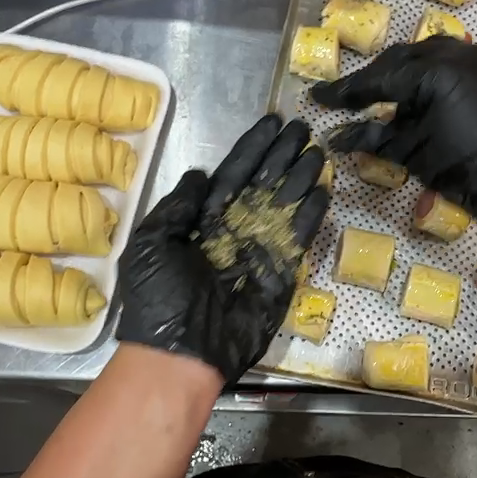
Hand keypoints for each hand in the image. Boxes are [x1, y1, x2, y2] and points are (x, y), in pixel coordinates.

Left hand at [116, 115, 329, 384]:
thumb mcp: (153, 241)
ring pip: (285, 206)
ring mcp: (259, 252)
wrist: (180, 354)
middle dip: (282, 156)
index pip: (232, 174)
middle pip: (263, 184)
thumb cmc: (159, 299)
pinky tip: (323, 193)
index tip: (272, 123)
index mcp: (202, 221)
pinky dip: (311, 218)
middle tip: (303, 129)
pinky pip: (298, 241)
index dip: (252, 149)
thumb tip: (200, 174)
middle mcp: (234, 231)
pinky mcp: (280, 276)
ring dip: (302, 179)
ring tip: (319, 153)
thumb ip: (178, 205)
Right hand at [311, 37, 476, 222]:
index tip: (318, 97)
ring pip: (429, 57)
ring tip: (387, 97)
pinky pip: (454, 63)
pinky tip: (425, 97)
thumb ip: (376, 139)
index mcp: (431, 72)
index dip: (344, 93)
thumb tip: (338, 136)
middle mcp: (454, 54)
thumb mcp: (418, 156)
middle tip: (350, 99)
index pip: (376, 80)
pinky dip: (432, 77)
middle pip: (401, 61)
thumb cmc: (472, 172)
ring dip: (404, 75)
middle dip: (374, 80)